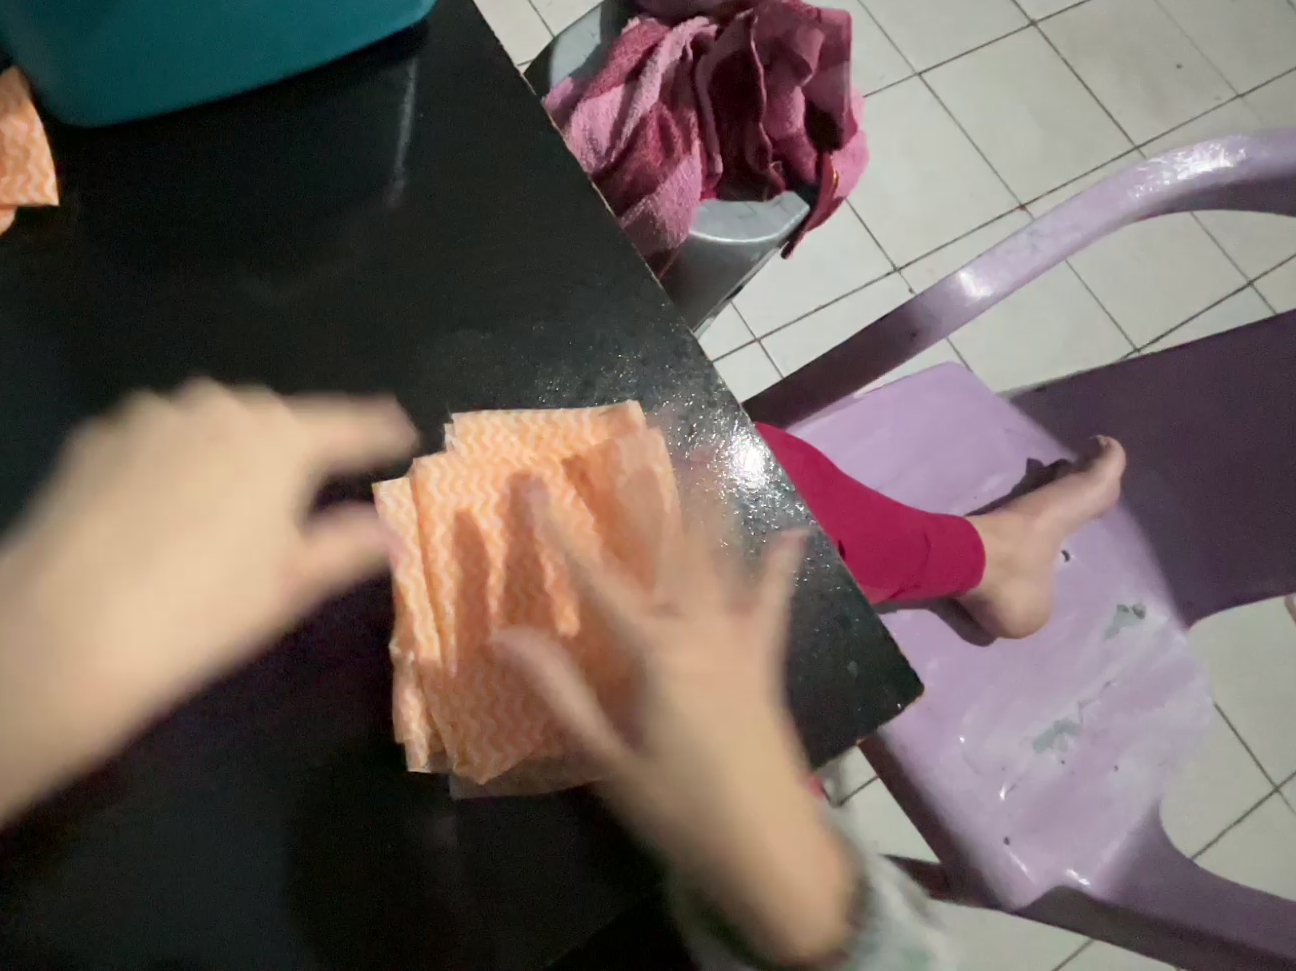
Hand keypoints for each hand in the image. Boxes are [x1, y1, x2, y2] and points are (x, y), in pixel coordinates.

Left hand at [0, 380, 417, 796]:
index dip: (377, 430)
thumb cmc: (200, 611)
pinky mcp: (100, 434)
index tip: (400, 431)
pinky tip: (156, 506)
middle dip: (294, 448)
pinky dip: (172, 460)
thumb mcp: (288, 584)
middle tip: (298, 492)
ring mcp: (154, 415)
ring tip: (220, 504)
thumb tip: (393, 531)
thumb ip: (348, 545)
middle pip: (276, 420)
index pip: (347, 425)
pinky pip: (158, 438)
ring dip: (229, 450)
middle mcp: (220, 407)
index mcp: (280, 438)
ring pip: (213, 423)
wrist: (61, 627)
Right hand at [493, 477, 854, 967]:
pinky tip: (793, 532)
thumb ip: (557, 689)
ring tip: (709, 451)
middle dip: (648, 488)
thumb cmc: (680, 809)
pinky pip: (773, 604)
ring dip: (712, 503)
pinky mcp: (765, 660)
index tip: (531, 485)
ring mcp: (740, 641)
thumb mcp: (605, 758)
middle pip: (668, 546)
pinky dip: (779, 567)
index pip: (594, 578)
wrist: (777, 860)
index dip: (556, 530)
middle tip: (640, 434)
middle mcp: (701, 631)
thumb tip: (501, 635)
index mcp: (656, 653)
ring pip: (721, 558)